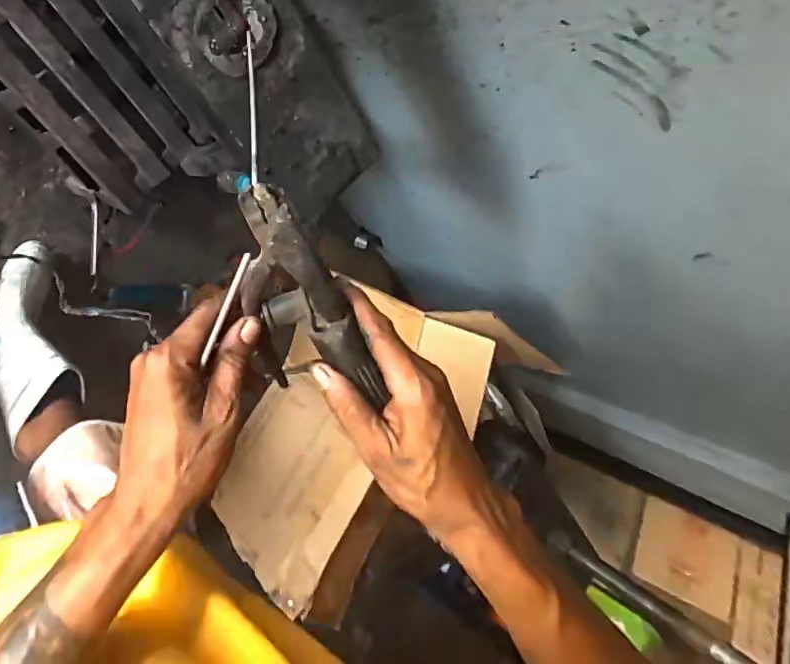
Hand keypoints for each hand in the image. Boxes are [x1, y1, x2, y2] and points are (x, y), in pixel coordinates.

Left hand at [110, 291, 260, 534]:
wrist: (143, 504)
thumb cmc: (185, 465)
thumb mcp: (221, 413)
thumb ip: (234, 363)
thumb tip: (248, 324)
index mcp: (167, 358)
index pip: (205, 313)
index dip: (234, 304)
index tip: (258, 302)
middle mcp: (150, 356)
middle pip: (197, 330)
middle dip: (230, 337)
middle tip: (261, 351)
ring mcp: (144, 371)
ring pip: (190, 348)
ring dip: (218, 357)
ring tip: (248, 377)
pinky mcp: (144, 387)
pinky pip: (178, 365)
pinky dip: (202, 371)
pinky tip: (223, 391)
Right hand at [311, 286, 501, 542]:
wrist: (469, 507)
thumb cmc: (422, 483)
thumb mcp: (376, 451)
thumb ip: (348, 407)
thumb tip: (320, 369)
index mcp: (413, 383)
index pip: (381, 333)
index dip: (360, 305)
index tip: (339, 283)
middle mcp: (426, 372)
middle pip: (388, 335)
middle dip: (359, 315)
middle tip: (326, 304)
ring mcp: (434, 379)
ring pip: (395, 347)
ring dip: (368, 333)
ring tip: (335, 325)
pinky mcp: (434, 389)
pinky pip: (401, 361)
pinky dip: (379, 352)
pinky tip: (359, 357)